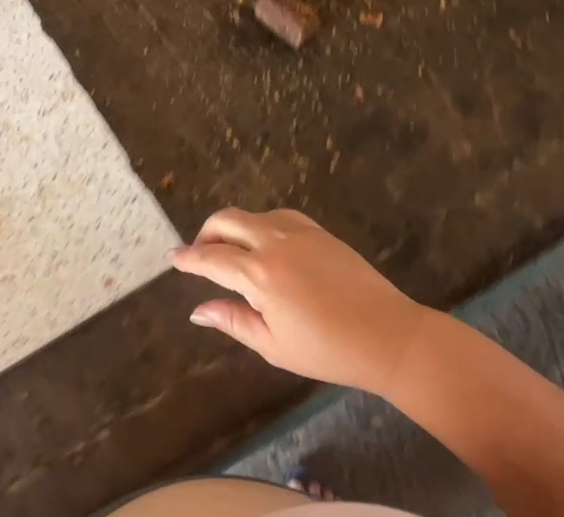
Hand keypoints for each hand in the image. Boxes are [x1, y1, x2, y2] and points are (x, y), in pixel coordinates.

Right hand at [170, 207, 431, 394]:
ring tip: (232, 252)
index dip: (189, 258)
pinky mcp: (319, 232)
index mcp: (258, 273)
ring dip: (233, 228)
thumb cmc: (328, 350)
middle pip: (226, 221)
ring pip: (251, 215)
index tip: (173, 258)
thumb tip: (197, 311)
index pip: (211, 258)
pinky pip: (278, 216)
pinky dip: (260, 225)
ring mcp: (299, 232)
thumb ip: (232, 321)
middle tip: (200, 254)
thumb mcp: (273, 344)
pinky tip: (265, 245)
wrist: (389, 335)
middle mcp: (273, 242)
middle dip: (206, 233)